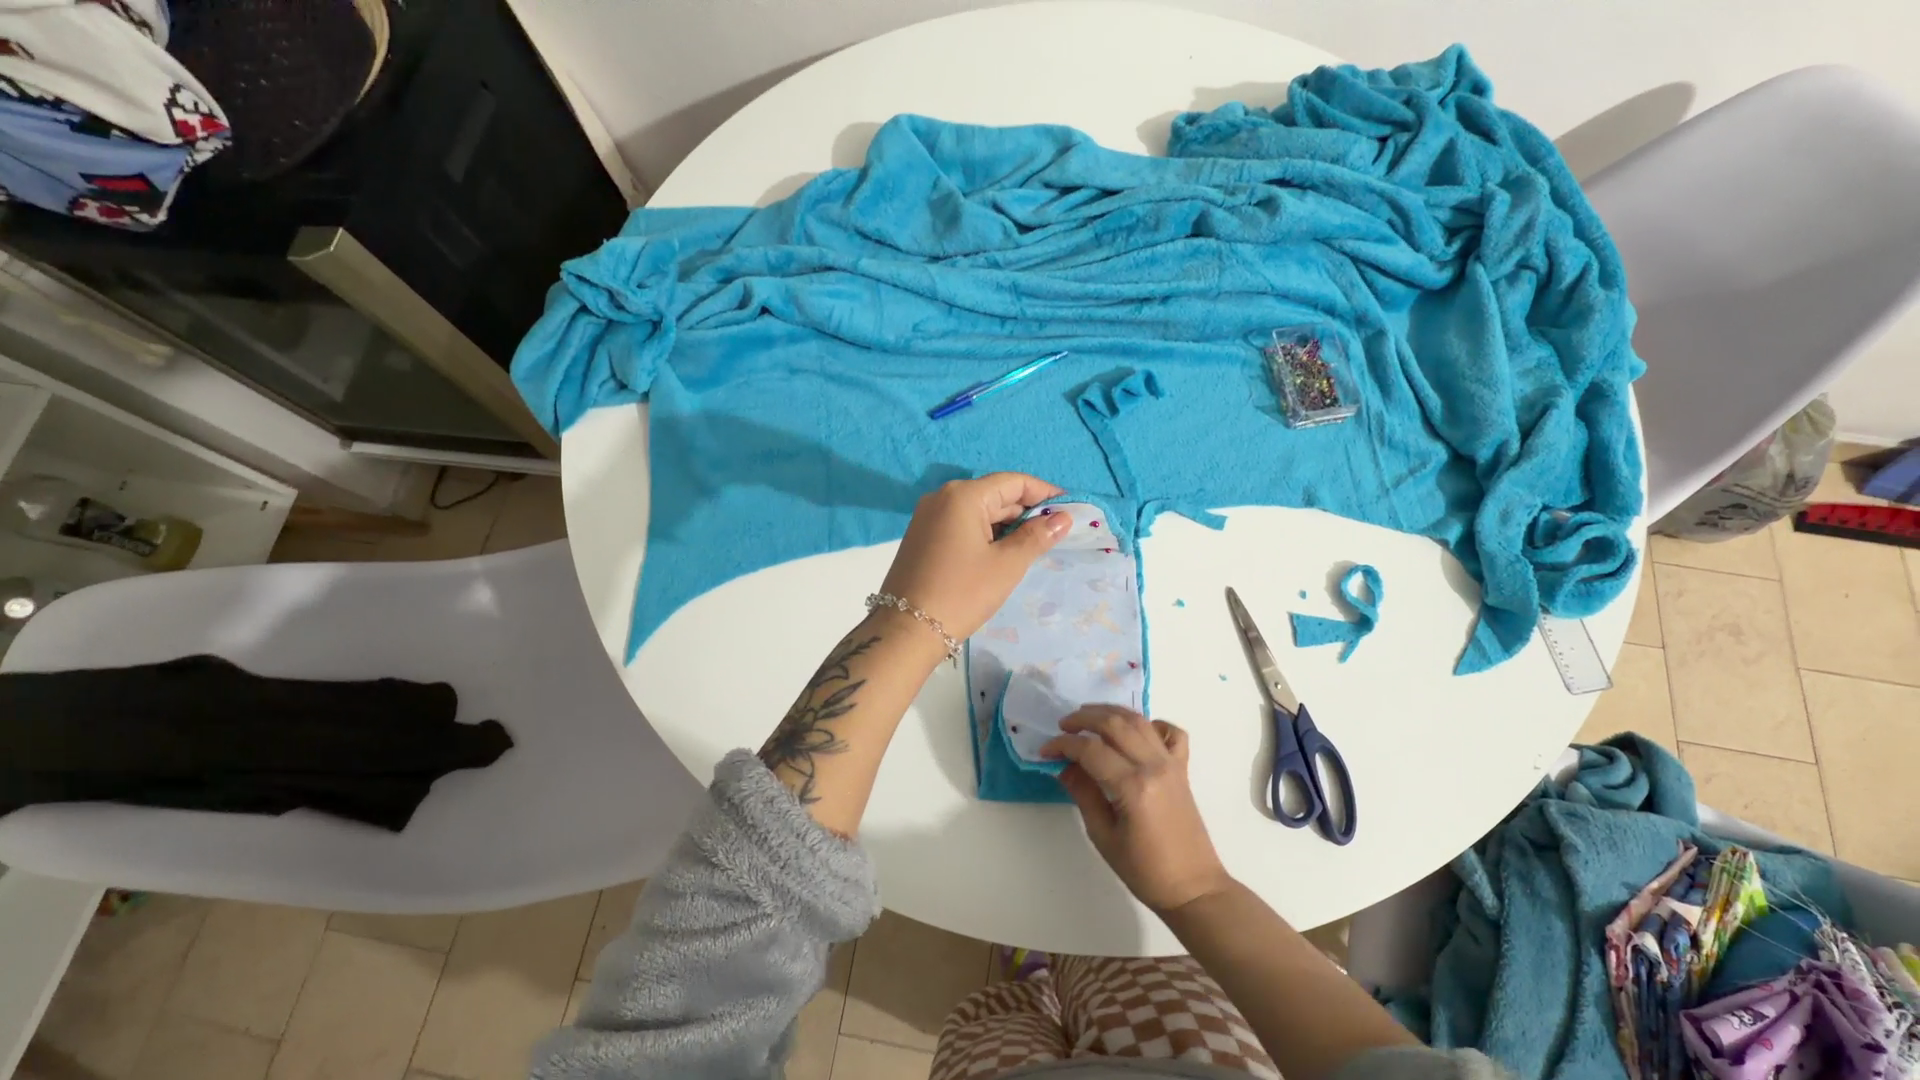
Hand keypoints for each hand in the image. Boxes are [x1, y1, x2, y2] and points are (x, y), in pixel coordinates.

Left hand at [879, 472, 1070, 640]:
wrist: (906, 631)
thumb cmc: (962, 594)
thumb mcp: (1007, 565)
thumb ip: (1037, 537)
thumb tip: (1063, 519)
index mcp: (963, 495)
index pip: (1014, 482)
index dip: (1045, 494)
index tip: (1070, 510)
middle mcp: (942, 498)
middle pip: (995, 495)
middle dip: (1027, 512)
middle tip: (1056, 535)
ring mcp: (928, 518)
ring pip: (979, 512)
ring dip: (1007, 526)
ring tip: (1034, 548)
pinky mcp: (922, 538)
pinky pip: (962, 526)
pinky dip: (986, 535)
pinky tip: (1002, 555)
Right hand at [1043, 706, 1232, 913]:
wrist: (1192, 886)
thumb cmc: (1144, 870)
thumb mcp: (1103, 836)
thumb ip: (1084, 795)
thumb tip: (1063, 767)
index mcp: (1132, 786)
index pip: (1090, 750)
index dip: (1063, 745)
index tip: (1045, 751)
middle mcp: (1154, 766)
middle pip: (1115, 724)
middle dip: (1084, 719)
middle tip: (1062, 727)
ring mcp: (1172, 764)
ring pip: (1139, 721)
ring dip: (1111, 713)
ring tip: (1087, 718)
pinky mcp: (1183, 769)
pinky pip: (1171, 733)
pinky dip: (1152, 724)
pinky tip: (1135, 733)